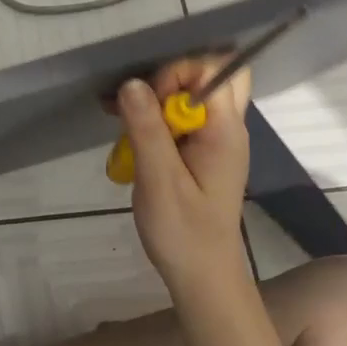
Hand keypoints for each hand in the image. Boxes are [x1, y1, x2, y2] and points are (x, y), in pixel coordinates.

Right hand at [112, 57, 252, 285]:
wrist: (202, 275)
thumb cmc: (183, 231)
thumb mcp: (158, 180)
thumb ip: (147, 129)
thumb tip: (132, 83)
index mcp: (225, 131)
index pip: (215, 70)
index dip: (177, 73)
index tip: (147, 100)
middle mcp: (227, 128)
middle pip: (210, 75)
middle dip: (168, 77)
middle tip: (136, 102)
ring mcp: (215, 140)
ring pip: (193, 94)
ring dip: (156, 97)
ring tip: (119, 115)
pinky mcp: (200, 152)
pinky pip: (182, 117)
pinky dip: (154, 116)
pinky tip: (126, 131)